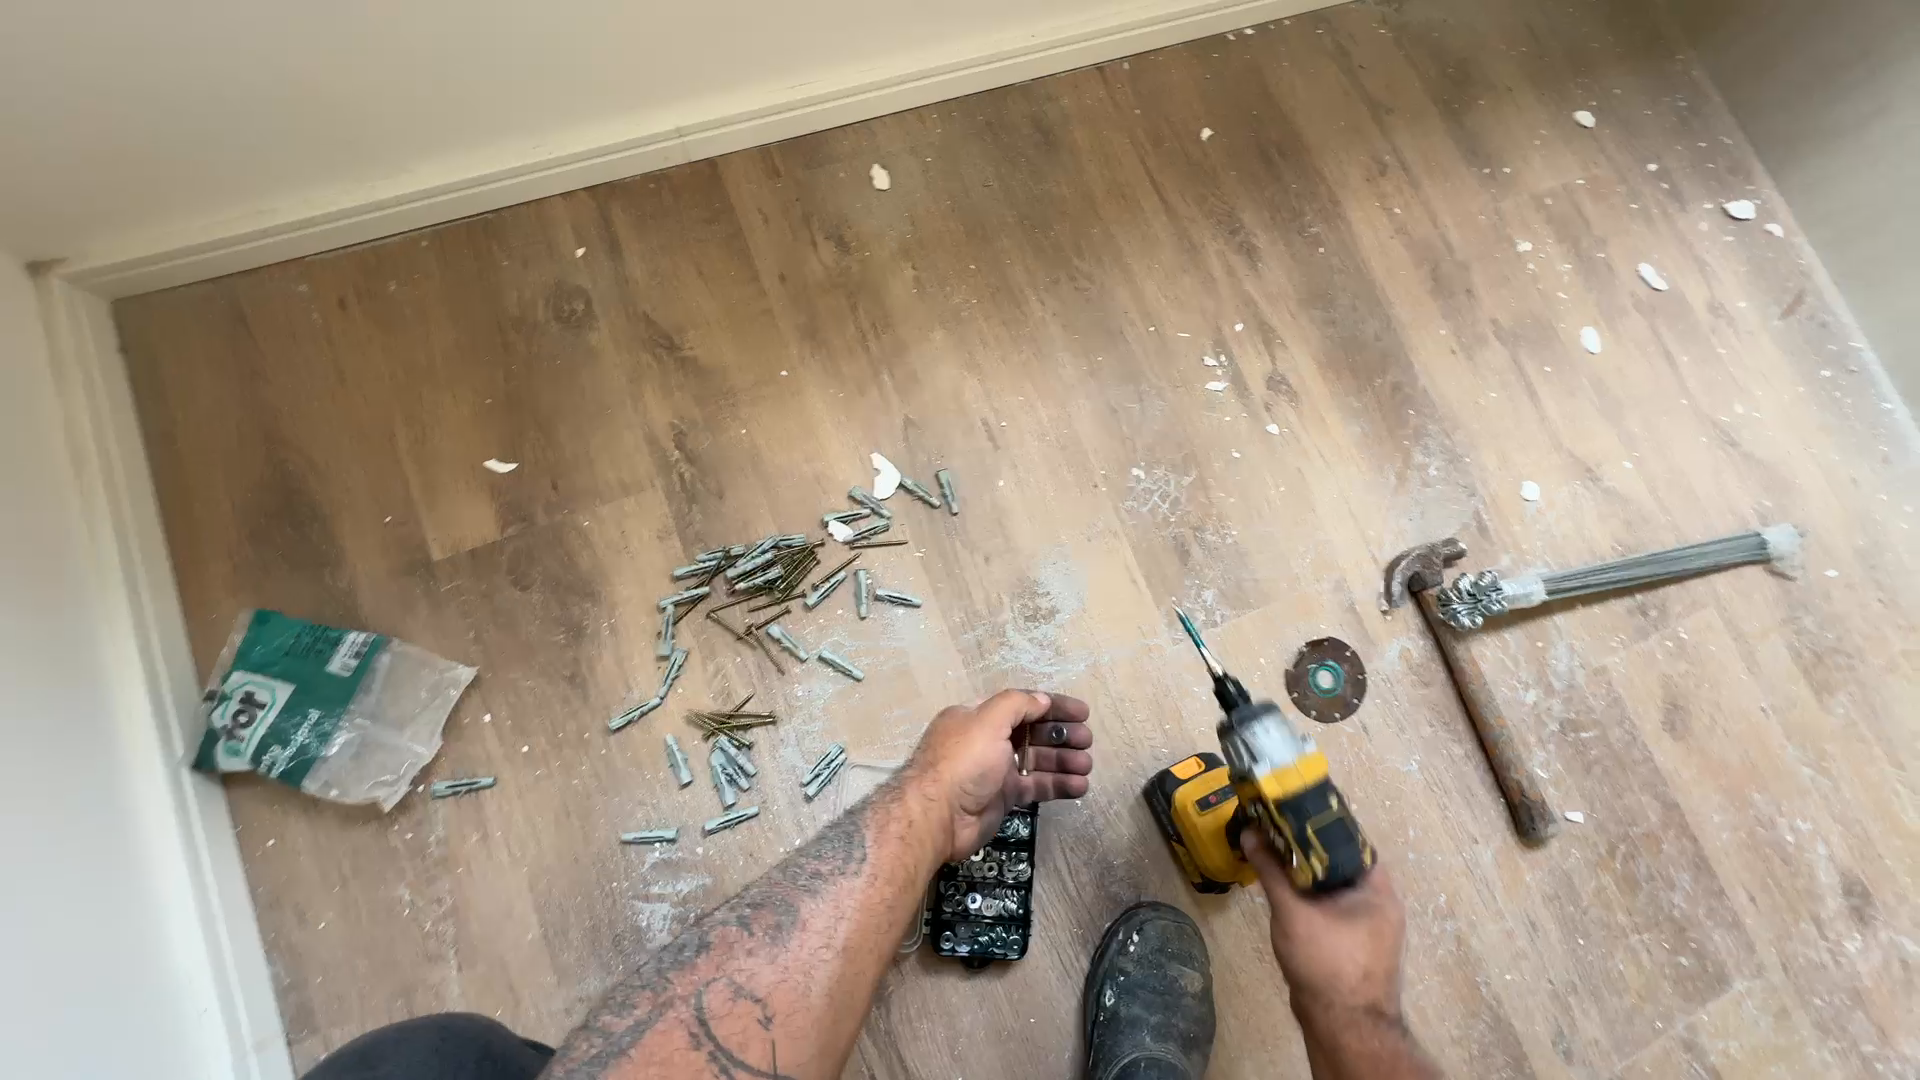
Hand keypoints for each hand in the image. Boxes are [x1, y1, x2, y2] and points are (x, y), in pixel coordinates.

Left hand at [903, 690, 1092, 860]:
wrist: (937, 816)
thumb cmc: (963, 761)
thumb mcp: (987, 720)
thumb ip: (1017, 704)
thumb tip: (1042, 700)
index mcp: (979, 716)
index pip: (1022, 705)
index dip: (1052, 706)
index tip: (1082, 712)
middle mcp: (987, 740)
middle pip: (1032, 732)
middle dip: (1061, 734)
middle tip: (1087, 740)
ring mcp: (996, 770)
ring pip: (1036, 760)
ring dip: (1063, 761)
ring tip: (1087, 764)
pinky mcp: (1003, 797)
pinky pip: (1035, 786)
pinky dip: (1057, 785)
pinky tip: (1079, 786)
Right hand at [1242, 829, 1406, 1029]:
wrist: (1343, 1029)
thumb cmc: (1326, 964)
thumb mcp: (1292, 910)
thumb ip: (1270, 869)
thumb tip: (1249, 832)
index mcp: (1377, 889)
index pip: (1348, 838)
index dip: (1316, 821)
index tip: (1285, 810)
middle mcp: (1378, 902)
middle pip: (1337, 859)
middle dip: (1303, 845)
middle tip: (1271, 829)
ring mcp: (1367, 925)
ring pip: (1331, 883)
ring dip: (1302, 871)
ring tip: (1270, 852)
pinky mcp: (1352, 942)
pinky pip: (1328, 903)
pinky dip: (1306, 893)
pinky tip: (1280, 888)